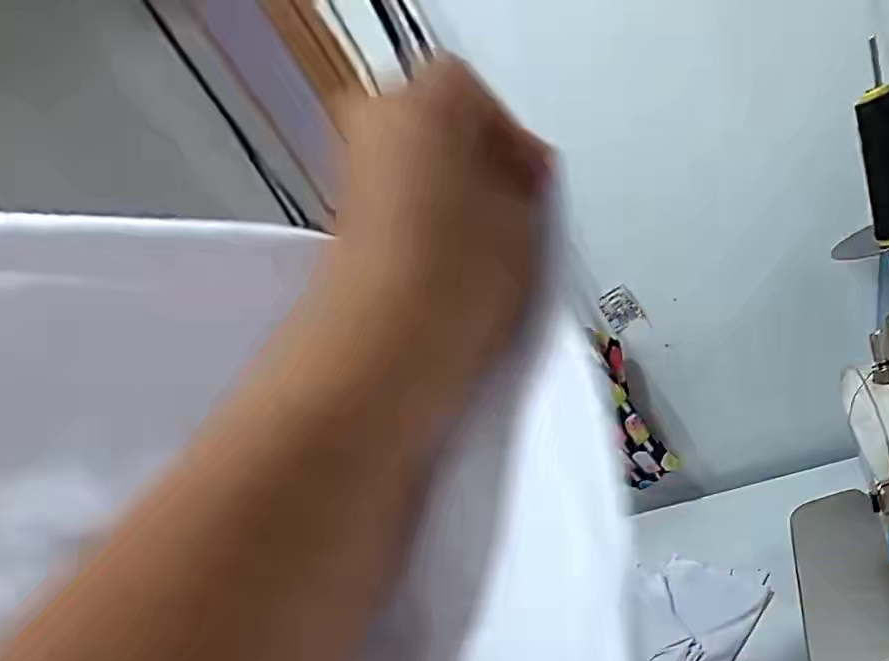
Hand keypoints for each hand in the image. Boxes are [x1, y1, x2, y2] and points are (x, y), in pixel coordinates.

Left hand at [321, 57, 551, 408]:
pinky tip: (460, 264)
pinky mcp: (351, 219)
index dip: (511, 134)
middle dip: (482, 161)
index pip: (470, 88)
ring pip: (423, 164)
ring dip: (461, 193)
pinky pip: (404, 200)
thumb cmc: (466, 273)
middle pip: (439, 123)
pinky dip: (434, 219)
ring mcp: (357, 171)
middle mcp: (375, 121)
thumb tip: (519, 172)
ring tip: (493, 247)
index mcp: (421, 103)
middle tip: (518, 212)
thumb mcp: (522, 221)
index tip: (536, 185)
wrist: (392, 343)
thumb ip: (526, 183)